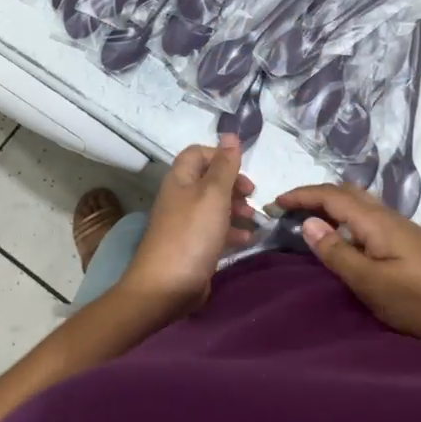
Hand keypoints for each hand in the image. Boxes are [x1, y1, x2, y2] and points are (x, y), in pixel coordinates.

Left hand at [119, 135, 255, 312]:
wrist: (166, 287)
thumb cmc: (191, 234)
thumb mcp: (213, 194)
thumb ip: (224, 165)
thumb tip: (230, 135)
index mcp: (180, 180)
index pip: (198, 154)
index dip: (220, 156)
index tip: (242, 169)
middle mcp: (180, 198)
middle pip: (209, 180)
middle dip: (233, 185)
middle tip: (252, 195)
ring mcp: (185, 224)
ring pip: (215, 207)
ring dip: (236, 209)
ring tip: (254, 218)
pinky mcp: (193, 247)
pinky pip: (215, 231)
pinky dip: (232, 232)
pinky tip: (247, 239)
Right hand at [281, 184, 420, 393]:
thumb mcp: (373, 284)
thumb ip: (339, 254)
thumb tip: (309, 222)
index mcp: (378, 223)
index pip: (333, 196)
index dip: (303, 195)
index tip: (275, 202)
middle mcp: (393, 219)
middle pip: (350, 194)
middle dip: (318, 196)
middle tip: (292, 210)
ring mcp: (409, 233)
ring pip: (365, 207)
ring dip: (337, 208)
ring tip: (316, 225)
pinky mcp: (419, 249)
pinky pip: (375, 221)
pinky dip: (353, 222)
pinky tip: (353, 243)